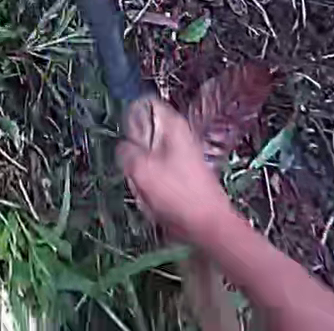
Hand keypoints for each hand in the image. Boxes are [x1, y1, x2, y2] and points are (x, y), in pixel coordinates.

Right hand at [117, 96, 236, 242]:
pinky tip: (156, 201)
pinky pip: (159, 173)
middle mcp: (180, 134)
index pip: (144, 104)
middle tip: (136, 170)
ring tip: (146, 190)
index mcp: (172, 124)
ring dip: (143, 173)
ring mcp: (184, 154)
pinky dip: (154, 185)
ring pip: (150, 156)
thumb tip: (123, 147)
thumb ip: (126, 151)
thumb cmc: (179, 194)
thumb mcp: (141, 169)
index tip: (125, 138)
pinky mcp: (186, 174)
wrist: (211, 227)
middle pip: (145, 134)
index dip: (130, 119)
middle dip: (136, 152)